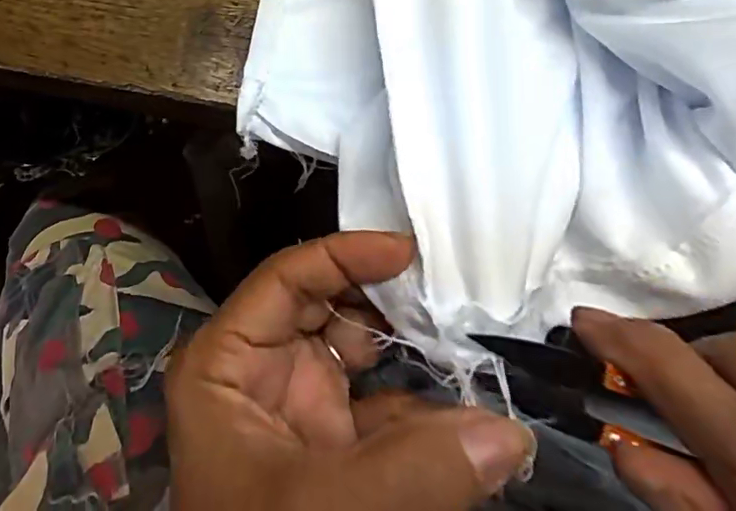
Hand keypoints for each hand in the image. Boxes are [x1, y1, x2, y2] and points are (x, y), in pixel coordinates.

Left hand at [167, 232, 534, 510]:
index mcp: (225, 362)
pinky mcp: (333, 453)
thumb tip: (510, 431)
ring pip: (358, 354)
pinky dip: (424, 410)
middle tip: (445, 292)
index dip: (344, 255)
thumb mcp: (324, 506)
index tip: (406, 251)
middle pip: (324, 306)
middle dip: (384, 299)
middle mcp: (259, 373)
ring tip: (464, 335)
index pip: (284, 279)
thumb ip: (414, 469)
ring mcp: (298, 411)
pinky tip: (470, 407)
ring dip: (410, 349)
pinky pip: (383, 412)